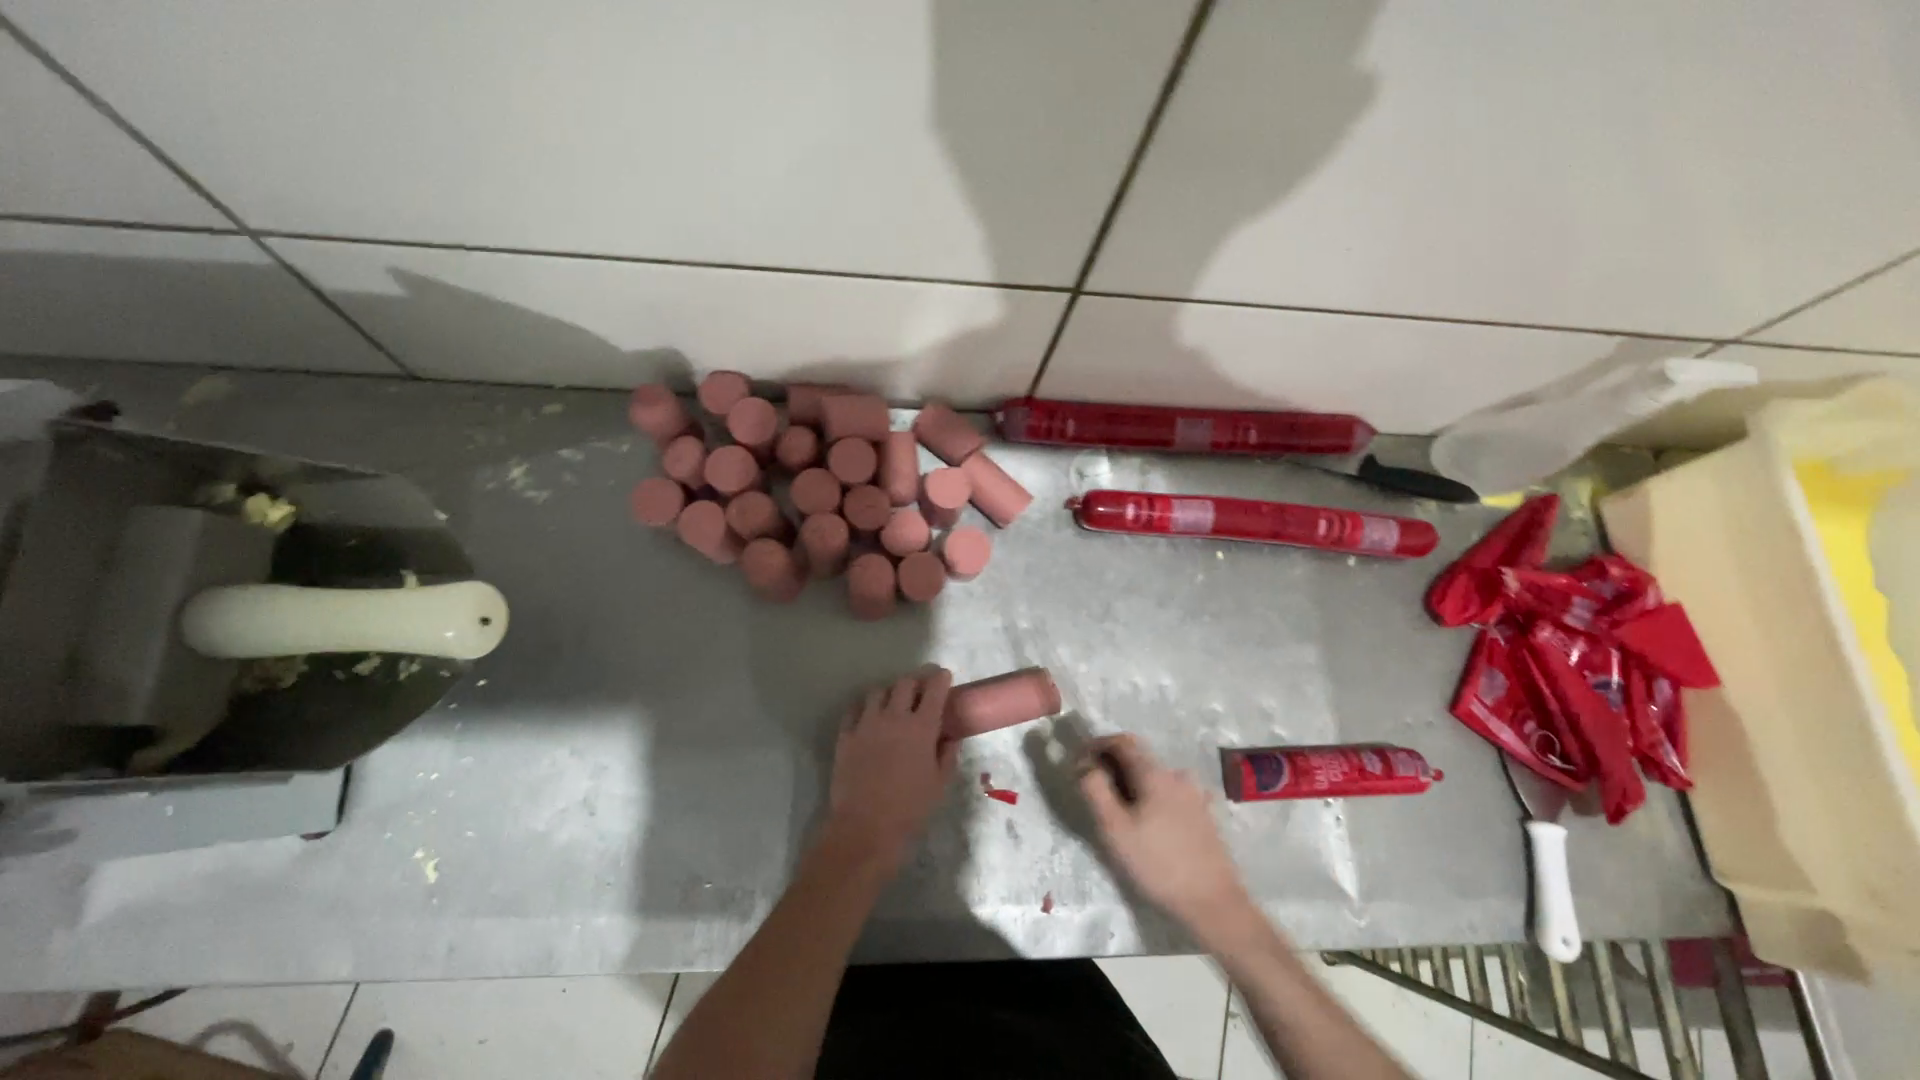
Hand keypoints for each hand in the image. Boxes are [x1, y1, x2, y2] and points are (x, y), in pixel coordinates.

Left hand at [822, 666, 959, 870]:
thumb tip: (949, 737)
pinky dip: (864, 708)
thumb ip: (947, 755)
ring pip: (877, 692)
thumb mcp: (940, 784)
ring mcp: (866, 724)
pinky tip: (868, 718)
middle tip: (920, 689)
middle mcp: (893, 717)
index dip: (940, 678)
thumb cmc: (910, 808)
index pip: (933, 689)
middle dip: (915, 681)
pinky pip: (854, 710)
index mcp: (921, 728)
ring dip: (889, 693)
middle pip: (904, 683)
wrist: (865, 826)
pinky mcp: (845, 736)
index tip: (943, 676)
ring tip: (893, 703)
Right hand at [1081, 734, 1257, 936]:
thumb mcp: (1115, 829)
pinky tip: (1150, 826)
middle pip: (1139, 759)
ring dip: (1134, 786)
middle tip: (1096, 794)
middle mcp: (1178, 776)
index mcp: (1156, 774)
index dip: (1097, 745)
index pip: (1123, 741)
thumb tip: (1084, 764)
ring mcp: (1196, 796)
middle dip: (1113, 768)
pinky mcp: (1204, 816)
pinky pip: (1171, 796)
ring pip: (1156, 779)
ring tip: (1121, 814)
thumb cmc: (1157, 864)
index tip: (1079, 762)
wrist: (1213, 901)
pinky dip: (1153, 800)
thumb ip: (1095, 790)